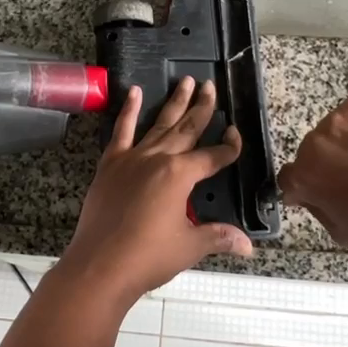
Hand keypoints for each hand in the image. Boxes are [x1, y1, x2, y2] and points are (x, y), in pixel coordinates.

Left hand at [60, 77, 252, 302]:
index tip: (236, 135)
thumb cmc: (147, 257)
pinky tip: (134, 92)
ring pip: (159, 124)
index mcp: (180, 175)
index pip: (212, 157)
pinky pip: (121, 131)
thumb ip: (218, 237)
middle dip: (202, 108)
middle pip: (186, 129)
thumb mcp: (189, 246)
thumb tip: (247, 245)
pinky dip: (128, 110)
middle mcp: (158, 158)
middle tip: (211, 86)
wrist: (99, 265)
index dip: (228, 148)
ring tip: (186, 81)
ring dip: (174, 103)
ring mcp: (132, 159)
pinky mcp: (110, 164)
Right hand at [278, 94, 347, 246]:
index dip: (305, 185)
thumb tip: (307, 196)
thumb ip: (316, 212)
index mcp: (305, 176)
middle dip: (327, 163)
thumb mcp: (344, 234)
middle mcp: (313, 143)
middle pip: (311, 153)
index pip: (288, 178)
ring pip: (333, 132)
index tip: (323, 189)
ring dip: (346, 142)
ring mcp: (337, 119)